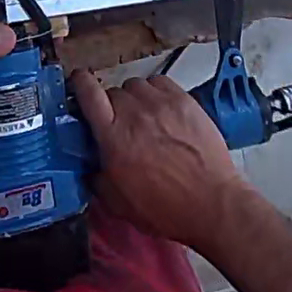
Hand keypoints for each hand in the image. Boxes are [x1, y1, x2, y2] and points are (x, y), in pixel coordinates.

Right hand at [70, 69, 261, 251]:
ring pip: (135, 85)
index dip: (79, 82)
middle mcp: (134, 112)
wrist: (214, 204)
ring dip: (134, 98)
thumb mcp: (119, 204)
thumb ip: (96, 179)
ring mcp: (160, 102)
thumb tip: (87, 165)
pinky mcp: (183, 99)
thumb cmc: (166, 208)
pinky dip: (155, 92)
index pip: (87, 92)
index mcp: (113, 136)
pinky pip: (159, 82)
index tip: (78, 83)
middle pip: (111, 91)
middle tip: (121, 125)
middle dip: (111, 106)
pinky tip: (161, 109)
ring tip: (144, 117)